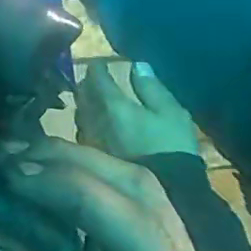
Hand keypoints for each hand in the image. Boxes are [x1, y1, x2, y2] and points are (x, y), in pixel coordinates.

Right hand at [0, 139, 237, 250]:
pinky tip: (43, 172)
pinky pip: (126, 202)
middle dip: (76, 165)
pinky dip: (82, 181)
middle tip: (11, 154)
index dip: (79, 193)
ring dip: (79, 164)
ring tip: (21, 155)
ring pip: (140, 190)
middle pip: (147, 199)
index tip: (17, 172)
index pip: (141, 236)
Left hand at [74, 60, 197, 159]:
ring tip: (95, 97)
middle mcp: (93, 117)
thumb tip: (137, 65)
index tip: (101, 62)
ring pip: (80, 110)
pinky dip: (88, 119)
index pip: (95, 77)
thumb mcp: (170, 112)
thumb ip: (150, 87)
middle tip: (97, 77)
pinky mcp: (91, 152)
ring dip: (85, 101)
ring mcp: (89, 135)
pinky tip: (97, 121)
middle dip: (88, 82)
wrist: (164, 188)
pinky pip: (83, 128)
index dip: (97, 67)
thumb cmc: (170, 145)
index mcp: (112, 103)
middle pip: (82, 92)